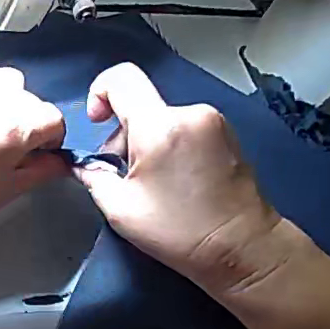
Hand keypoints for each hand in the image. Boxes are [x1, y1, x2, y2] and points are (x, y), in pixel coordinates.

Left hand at [0, 56, 68, 236]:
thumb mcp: (8, 190)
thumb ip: (43, 170)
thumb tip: (59, 160)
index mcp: (16, 127)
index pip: (55, 120)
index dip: (49, 140)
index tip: (39, 151)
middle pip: (33, 102)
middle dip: (26, 123)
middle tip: (5, 150)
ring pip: (9, 84)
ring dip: (5, 103)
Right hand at [74, 63, 311, 296]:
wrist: (243, 249)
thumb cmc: (181, 231)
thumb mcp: (120, 208)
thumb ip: (93, 176)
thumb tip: (85, 164)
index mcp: (160, 126)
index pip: (120, 79)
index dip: (99, 94)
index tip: (97, 122)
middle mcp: (190, 113)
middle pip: (141, 106)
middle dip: (124, 135)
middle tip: (125, 176)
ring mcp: (213, 121)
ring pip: (162, 119)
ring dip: (148, 143)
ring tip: (153, 184)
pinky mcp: (227, 134)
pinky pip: (184, 128)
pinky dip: (170, 146)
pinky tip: (175, 182)